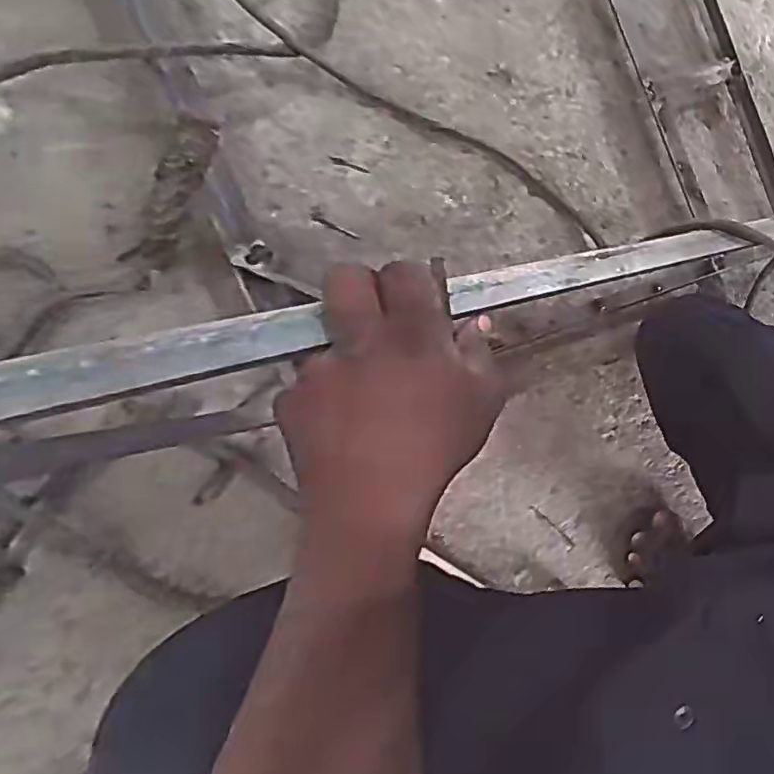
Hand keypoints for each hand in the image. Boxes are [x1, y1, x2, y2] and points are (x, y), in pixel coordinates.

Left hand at [275, 262, 506, 547]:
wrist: (372, 500)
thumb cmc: (439, 444)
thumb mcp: (485, 398)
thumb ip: (480, 353)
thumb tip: (474, 325)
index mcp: (413, 334)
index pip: (405, 273)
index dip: (414, 277)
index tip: (423, 297)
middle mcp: (361, 340)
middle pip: (346, 278)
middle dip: (364, 284)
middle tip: (383, 313)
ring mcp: (317, 367)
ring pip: (326, 332)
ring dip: (347, 345)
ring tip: (369, 383)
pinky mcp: (289, 397)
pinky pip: (309, 378)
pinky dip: (327, 389)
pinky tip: (347, 417)